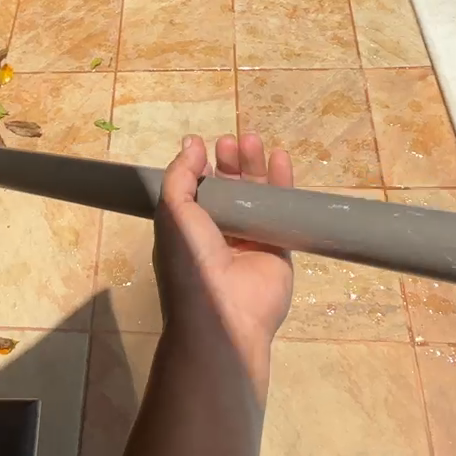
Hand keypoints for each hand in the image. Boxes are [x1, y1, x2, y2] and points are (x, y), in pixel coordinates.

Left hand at [154, 132, 294, 390]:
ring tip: (252, 141)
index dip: (202, 165)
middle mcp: (219, 230)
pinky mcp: (279, 246)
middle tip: (231, 142)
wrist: (222, 314)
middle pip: (229, 185)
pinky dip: (283, 182)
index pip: (199, 187)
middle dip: (230, 161)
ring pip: (256, 193)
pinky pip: (282, 209)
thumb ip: (180, 175)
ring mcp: (250, 237)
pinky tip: (281, 158)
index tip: (205, 144)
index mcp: (189, 225)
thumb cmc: (189, 260)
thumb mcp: (173, 211)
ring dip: (254, 165)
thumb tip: (192, 143)